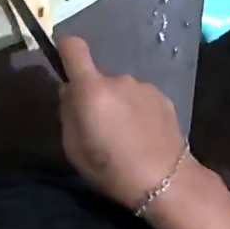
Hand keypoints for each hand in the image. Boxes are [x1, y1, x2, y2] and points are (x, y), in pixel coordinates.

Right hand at [58, 36, 188, 208]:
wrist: (165, 181)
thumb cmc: (110, 169)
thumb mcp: (73, 147)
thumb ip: (68, 112)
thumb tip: (70, 91)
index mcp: (92, 89)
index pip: (74, 47)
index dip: (66, 49)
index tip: (64, 62)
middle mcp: (118, 79)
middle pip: (97, 76)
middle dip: (94, 93)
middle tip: (98, 124)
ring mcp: (143, 86)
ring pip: (120, 88)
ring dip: (117, 102)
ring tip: (125, 134)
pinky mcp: (162, 96)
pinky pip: (139, 97)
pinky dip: (136, 109)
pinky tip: (143, 134)